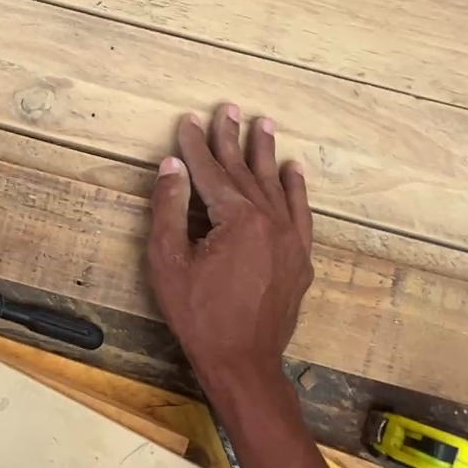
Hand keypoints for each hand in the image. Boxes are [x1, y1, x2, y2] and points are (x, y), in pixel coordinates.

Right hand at [145, 104, 313, 392]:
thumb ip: (170, 209)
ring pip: (275, 186)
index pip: (211, 173)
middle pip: (245, 172)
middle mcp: (270, 223)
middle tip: (227, 108)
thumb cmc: (196, 312)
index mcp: (238, 221)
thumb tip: (172, 167)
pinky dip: (295, 188)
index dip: (195, 145)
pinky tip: (293, 169)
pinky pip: (300, 212)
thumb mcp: (168, 260)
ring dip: (265, 153)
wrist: (241, 360)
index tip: (187, 120)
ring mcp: (290, 240)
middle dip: (231, 139)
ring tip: (262, 123)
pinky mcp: (299, 258)